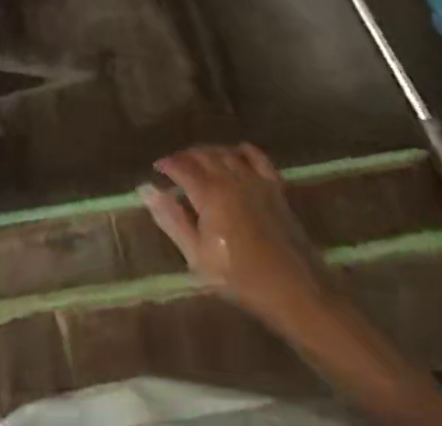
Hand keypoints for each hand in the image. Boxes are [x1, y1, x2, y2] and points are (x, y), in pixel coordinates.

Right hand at [141, 144, 328, 317]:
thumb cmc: (240, 277)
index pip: (181, 166)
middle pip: (202, 154)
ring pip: (226, 152)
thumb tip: (146, 189)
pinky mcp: (275, 187)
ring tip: (199, 163)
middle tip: (175, 168)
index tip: (157, 169)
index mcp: (209, 194)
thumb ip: (170, 219)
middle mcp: (231, 178)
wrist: (296, 290)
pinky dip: (242, 151)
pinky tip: (235, 155)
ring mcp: (256, 180)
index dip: (167, 164)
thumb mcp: (197, 255)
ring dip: (208, 153)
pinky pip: (257, 157)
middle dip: (185, 157)